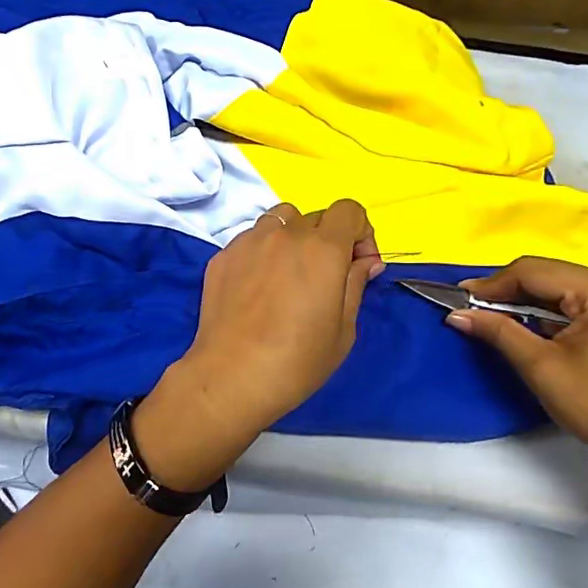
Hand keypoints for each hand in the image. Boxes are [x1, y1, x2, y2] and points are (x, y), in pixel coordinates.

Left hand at [133, 200, 381, 489]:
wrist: (231, 377)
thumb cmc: (297, 361)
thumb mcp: (344, 330)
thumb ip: (356, 285)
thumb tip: (365, 261)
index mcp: (322, 249)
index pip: (349, 210)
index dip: (360, 231)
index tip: (358, 263)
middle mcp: (284, 235)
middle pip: (316, 217)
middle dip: (329, 239)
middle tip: (326, 277)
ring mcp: (248, 242)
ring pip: (279, 221)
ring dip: (293, 238)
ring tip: (290, 274)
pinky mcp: (222, 256)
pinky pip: (251, 240)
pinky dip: (263, 252)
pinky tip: (259, 287)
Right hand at [447, 257, 587, 480]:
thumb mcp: (543, 368)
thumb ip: (499, 332)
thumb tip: (458, 314)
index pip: (535, 271)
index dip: (493, 285)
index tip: (460, 301)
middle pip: (558, 278)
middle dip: (516, 294)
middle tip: (480, 314)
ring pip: (577, 292)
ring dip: (541, 305)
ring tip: (511, 326)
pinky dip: (569, 316)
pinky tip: (553, 337)